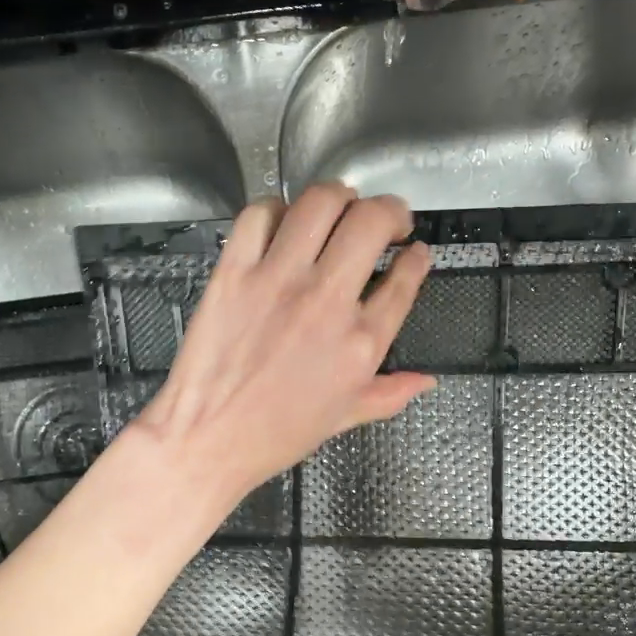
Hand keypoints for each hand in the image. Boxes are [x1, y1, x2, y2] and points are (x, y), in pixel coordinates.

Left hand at [130, 183, 434, 502]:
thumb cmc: (276, 435)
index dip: (415, 257)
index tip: (413, 252)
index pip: (404, 279)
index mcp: (361, 344)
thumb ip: (390, 393)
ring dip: (339, 196)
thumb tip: (426, 381)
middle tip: (387, 219)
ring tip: (341, 206)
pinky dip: (276, 208)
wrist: (209, 440)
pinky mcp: (234, 273)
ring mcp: (278, 283)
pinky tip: (283, 223)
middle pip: (371, 223)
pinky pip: (259, 215)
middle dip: (390, 210)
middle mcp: (326, 304)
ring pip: (320, 204)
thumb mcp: (344, 417)